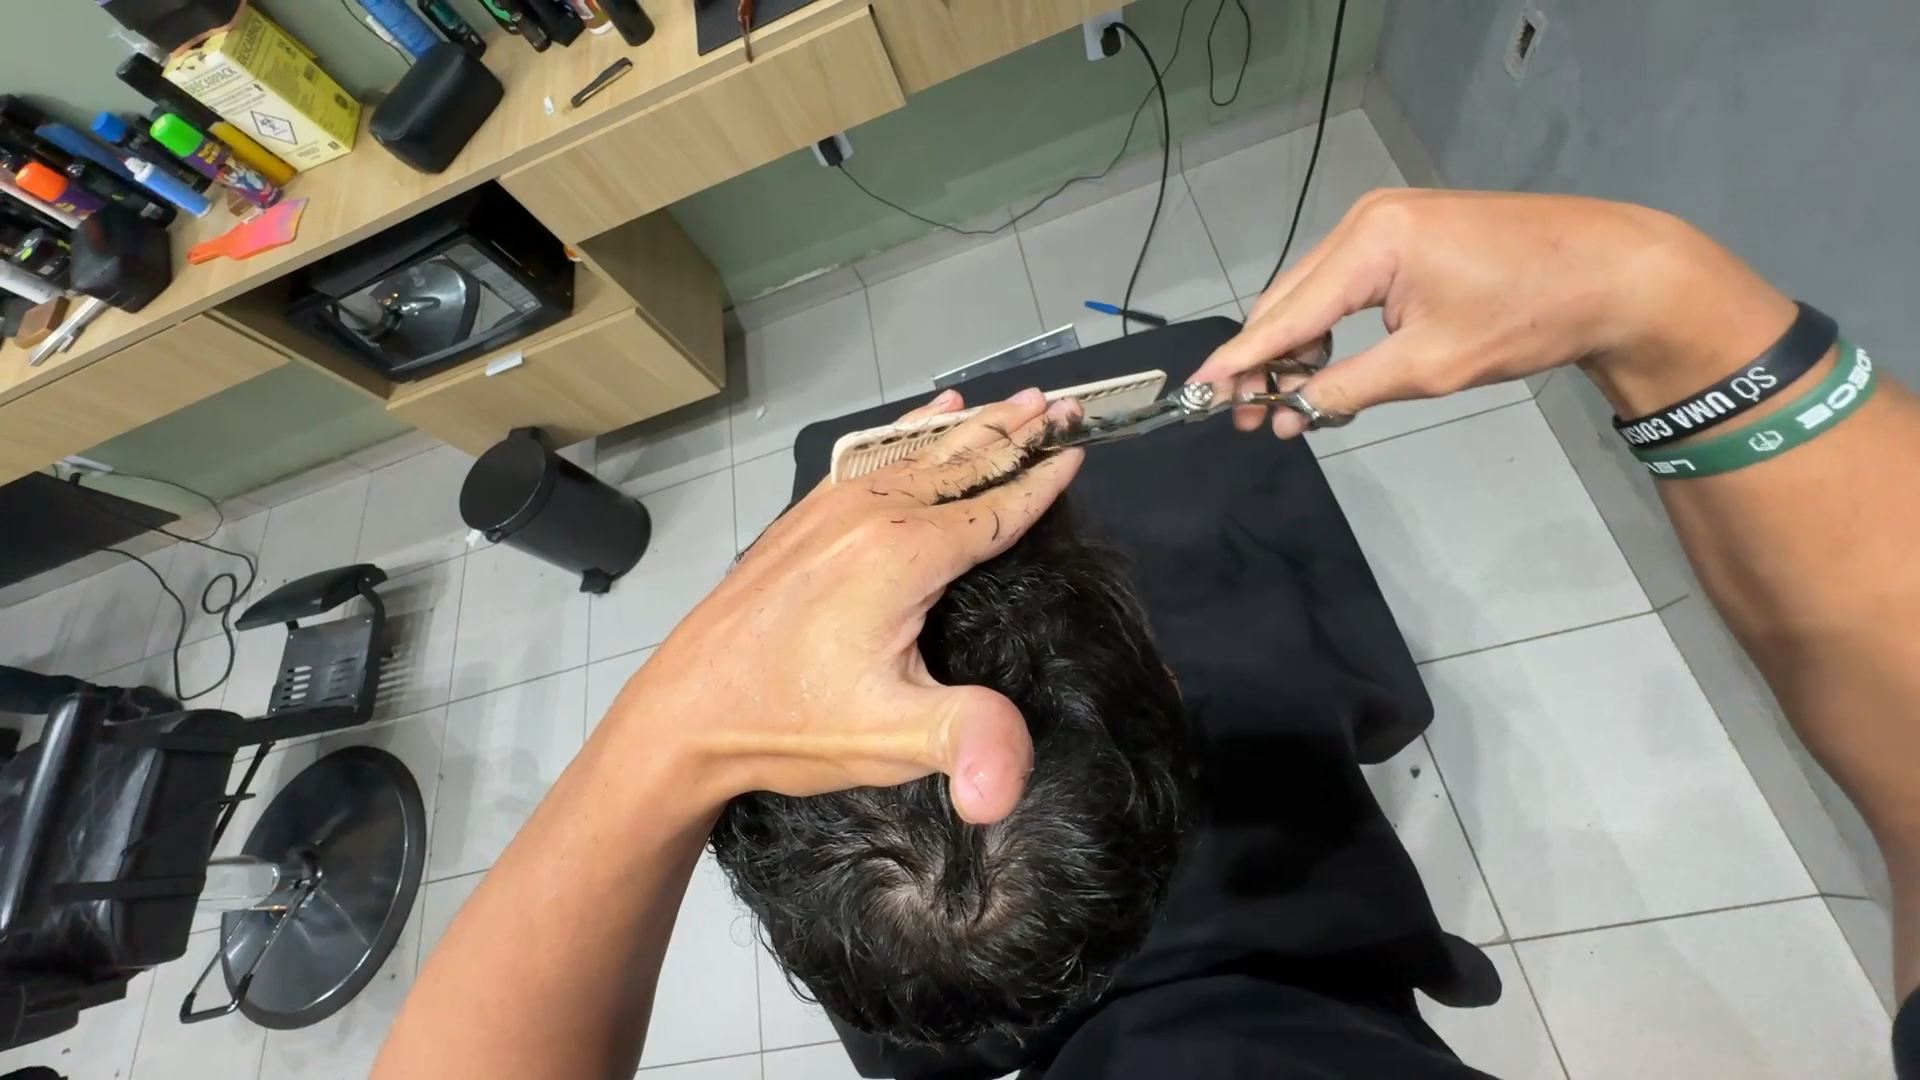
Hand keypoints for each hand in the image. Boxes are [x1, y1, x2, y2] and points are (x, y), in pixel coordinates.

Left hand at [604, 388, 1084, 824]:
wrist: (683, 708)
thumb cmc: (790, 722)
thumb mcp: (886, 739)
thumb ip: (963, 740)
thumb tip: (1009, 787)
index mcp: (905, 552)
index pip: (995, 508)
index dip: (1041, 482)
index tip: (1079, 449)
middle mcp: (872, 511)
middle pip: (963, 462)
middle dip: (1018, 433)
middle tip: (1064, 404)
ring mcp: (833, 506)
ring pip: (921, 451)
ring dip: (975, 426)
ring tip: (1016, 401)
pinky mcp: (807, 514)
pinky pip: (874, 453)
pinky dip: (914, 429)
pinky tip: (930, 413)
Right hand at [1191, 189, 1795, 433]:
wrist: (1620, 274)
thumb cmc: (1528, 318)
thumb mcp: (1426, 368)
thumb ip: (1342, 391)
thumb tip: (1285, 418)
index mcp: (1370, 243)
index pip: (1284, 315)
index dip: (1238, 361)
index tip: (1196, 393)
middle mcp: (1362, 223)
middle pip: (1285, 303)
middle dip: (1262, 363)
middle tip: (1245, 416)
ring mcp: (1380, 224)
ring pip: (1306, 298)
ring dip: (1292, 352)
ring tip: (1286, 403)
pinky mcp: (1397, 235)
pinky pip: (1336, 290)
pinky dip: (1322, 333)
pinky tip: (1321, 369)